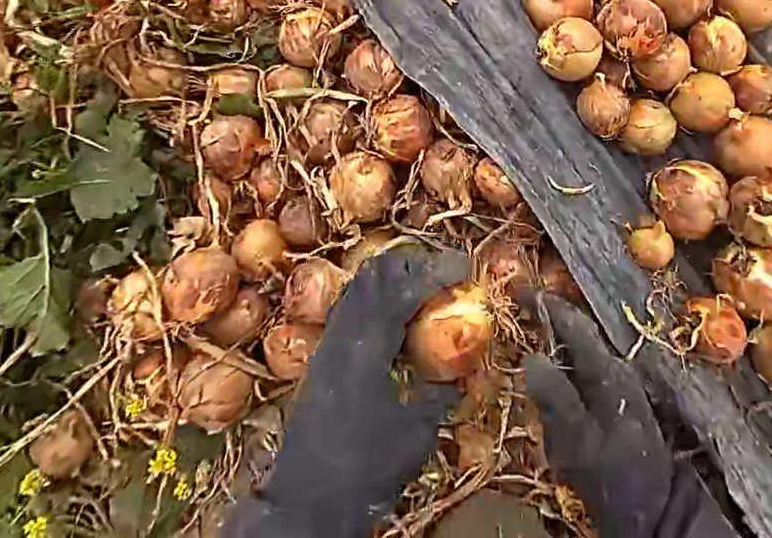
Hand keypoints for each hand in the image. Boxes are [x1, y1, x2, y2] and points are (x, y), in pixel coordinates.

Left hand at [225, 246, 467, 537]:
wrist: (304, 506)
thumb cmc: (366, 468)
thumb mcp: (419, 430)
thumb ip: (444, 387)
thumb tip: (467, 362)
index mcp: (368, 345)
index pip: (407, 285)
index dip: (440, 270)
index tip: (465, 269)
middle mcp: (344, 334)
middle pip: (378, 272)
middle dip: (416, 265)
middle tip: (444, 277)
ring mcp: (329, 342)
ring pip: (361, 285)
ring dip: (395, 280)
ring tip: (423, 295)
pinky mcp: (322, 357)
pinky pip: (352, 306)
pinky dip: (378, 300)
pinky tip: (397, 324)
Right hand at [524, 296, 735, 537]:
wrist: (654, 507)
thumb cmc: (614, 474)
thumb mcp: (579, 442)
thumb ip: (556, 398)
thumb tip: (532, 356)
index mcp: (608, 371)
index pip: (574, 324)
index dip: (546, 304)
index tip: (518, 290)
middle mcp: (616, 367)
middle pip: (578, 330)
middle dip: (549, 314)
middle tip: (520, 305)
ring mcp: (618, 382)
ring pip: (581, 347)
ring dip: (556, 334)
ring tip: (530, 329)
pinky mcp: (615, 398)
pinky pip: (583, 367)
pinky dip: (563, 358)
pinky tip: (550, 368)